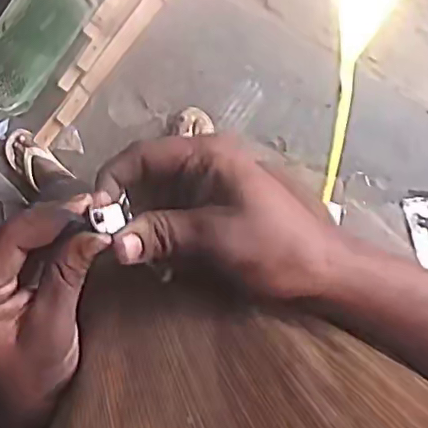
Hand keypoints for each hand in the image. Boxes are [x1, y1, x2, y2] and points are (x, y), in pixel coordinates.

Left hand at [0, 198, 110, 427]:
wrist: (17, 412)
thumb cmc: (28, 387)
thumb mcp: (54, 332)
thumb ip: (68, 276)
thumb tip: (91, 233)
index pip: (14, 235)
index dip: (54, 218)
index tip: (89, 209)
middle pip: (16, 228)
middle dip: (59, 217)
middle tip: (97, 209)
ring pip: (22, 231)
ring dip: (58, 224)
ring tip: (92, 217)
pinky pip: (23, 243)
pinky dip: (51, 237)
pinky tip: (76, 231)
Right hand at [96, 135, 346, 301]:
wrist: (331, 274)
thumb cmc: (278, 248)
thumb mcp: (216, 239)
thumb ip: (162, 234)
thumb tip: (114, 242)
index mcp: (207, 153)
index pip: (142, 154)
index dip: (113, 179)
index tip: (96, 212)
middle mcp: (205, 161)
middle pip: (147, 174)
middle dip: (126, 204)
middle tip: (112, 237)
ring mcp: (211, 183)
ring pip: (158, 195)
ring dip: (143, 222)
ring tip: (134, 252)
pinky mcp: (216, 206)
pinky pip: (175, 212)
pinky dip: (161, 232)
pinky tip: (159, 258)